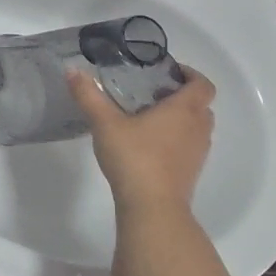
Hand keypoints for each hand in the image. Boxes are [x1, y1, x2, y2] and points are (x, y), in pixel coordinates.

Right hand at [69, 66, 215, 215]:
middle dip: (180, 94)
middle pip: (200, 104)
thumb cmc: (134, 156)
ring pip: (196, 125)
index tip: (167, 70)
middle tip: (150, 91)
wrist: (152, 205)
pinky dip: (175, 135)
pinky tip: (147, 141)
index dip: (190, 74)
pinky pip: (189, 143)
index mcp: (184, 111)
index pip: (203, 85)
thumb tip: (72, 70)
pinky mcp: (191, 169)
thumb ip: (88, 95)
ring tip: (146, 114)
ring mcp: (198, 151)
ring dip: (179, 116)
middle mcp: (197, 128)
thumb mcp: (104, 122)